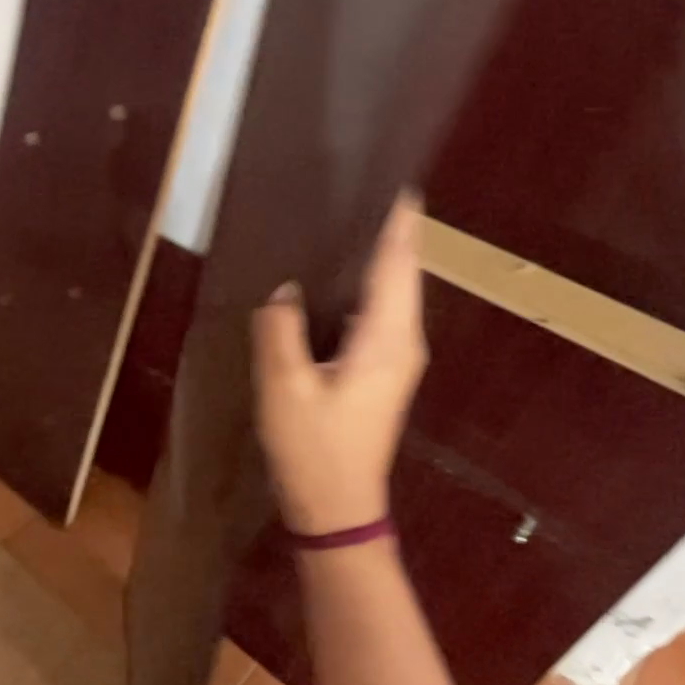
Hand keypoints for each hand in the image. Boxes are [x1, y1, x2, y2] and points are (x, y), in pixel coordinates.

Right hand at [252, 202, 427, 533]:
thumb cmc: (313, 449)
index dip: (398, 218)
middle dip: (385, 230)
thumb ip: (281, 329)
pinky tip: (329, 282)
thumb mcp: (284, 387)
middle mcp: (404, 341)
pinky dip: (361, 289)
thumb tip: (284, 288)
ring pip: (391, 292)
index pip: (399, 261)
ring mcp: (397, 358)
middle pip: (401, 271)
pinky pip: (378, 314)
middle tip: (350, 191)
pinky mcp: (383, 373)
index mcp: (388, 337)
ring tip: (338, 223)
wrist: (336, 508)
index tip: (390, 177)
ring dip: (372, 259)